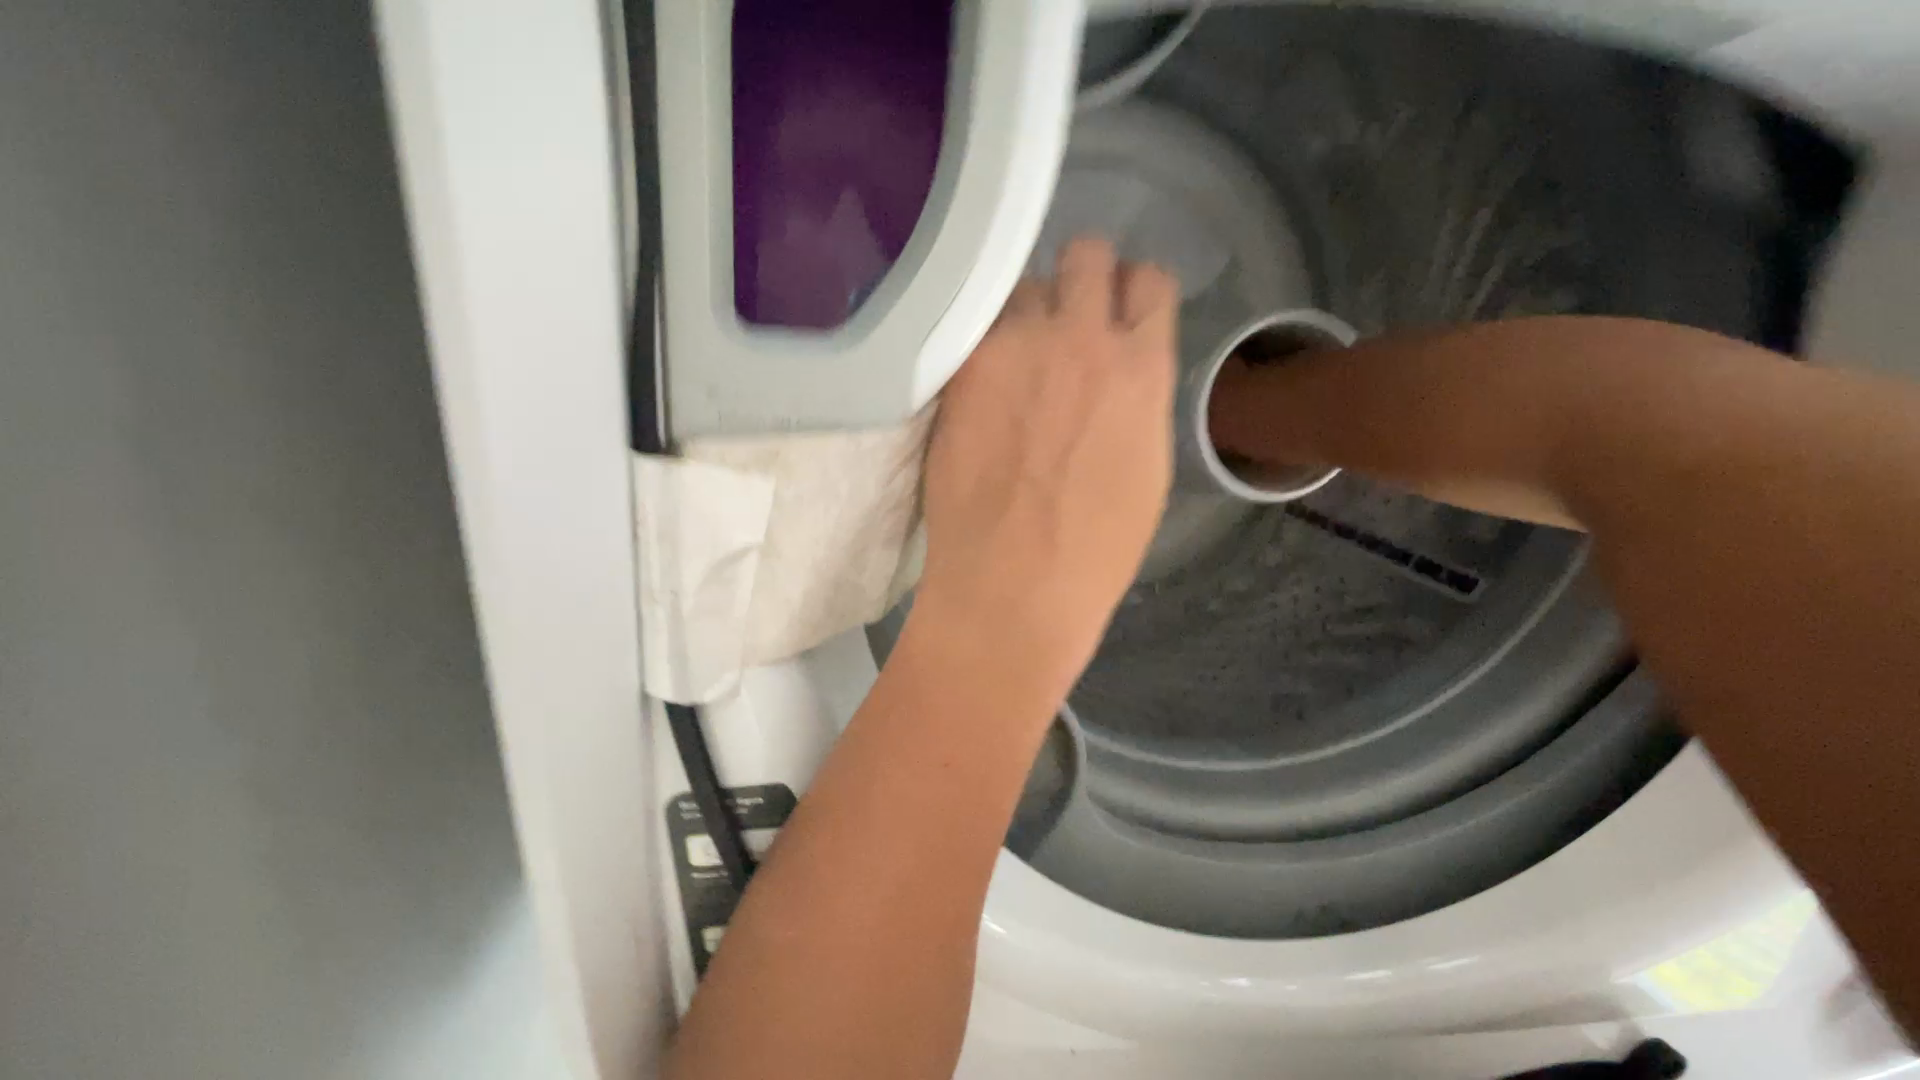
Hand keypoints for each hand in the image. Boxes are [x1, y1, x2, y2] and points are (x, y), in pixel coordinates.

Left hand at [913, 236, 1178, 693]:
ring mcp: (1013, 348)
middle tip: (1063, 315)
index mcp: (1142, 367)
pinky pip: (973, 323)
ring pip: (1020, 285)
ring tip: (1013, 356)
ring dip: (1023, 310)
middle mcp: (1080, 338)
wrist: (1013, 585)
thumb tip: (1120, 367)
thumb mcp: (1147, 465)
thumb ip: (1136, 396)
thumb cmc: (1096, 549)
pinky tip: (979, 378)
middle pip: (1086, 253)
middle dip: (1081, 276)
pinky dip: (981, 340)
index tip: (1119, 307)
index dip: (1134, 290)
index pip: (1150, 280)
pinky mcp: (960, 369)